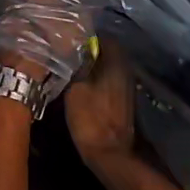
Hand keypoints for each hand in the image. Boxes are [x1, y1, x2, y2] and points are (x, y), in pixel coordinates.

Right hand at [64, 44, 134, 165]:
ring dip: (90, 66)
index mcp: (115, 62)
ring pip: (106, 66)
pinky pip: (107, 79)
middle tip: (64, 53)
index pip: (102, 37)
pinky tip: (79, 84)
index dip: (84, 37)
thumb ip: (75, 65)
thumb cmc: (91, 118)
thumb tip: (71, 48)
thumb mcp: (75, 88)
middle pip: (106, 51)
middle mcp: (125, 69)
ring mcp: (126, 85)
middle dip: (87, 51)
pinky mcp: (122, 99)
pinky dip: (95, 78)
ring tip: (68, 67)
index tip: (66, 39)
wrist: (110, 152)